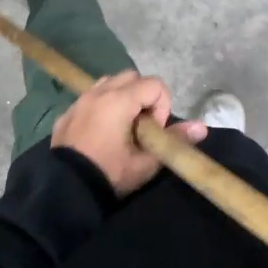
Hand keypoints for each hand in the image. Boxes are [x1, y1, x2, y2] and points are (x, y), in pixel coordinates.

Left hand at [51, 72, 206, 196]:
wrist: (65, 189)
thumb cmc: (110, 174)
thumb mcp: (146, 162)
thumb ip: (174, 140)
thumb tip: (201, 127)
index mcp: (119, 100)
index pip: (154, 85)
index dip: (161, 107)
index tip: (153, 132)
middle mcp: (98, 93)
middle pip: (131, 77)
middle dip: (143, 98)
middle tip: (141, 128)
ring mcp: (79, 101)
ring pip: (108, 84)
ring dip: (121, 99)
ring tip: (121, 128)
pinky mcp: (66, 113)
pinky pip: (90, 98)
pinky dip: (101, 107)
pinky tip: (100, 134)